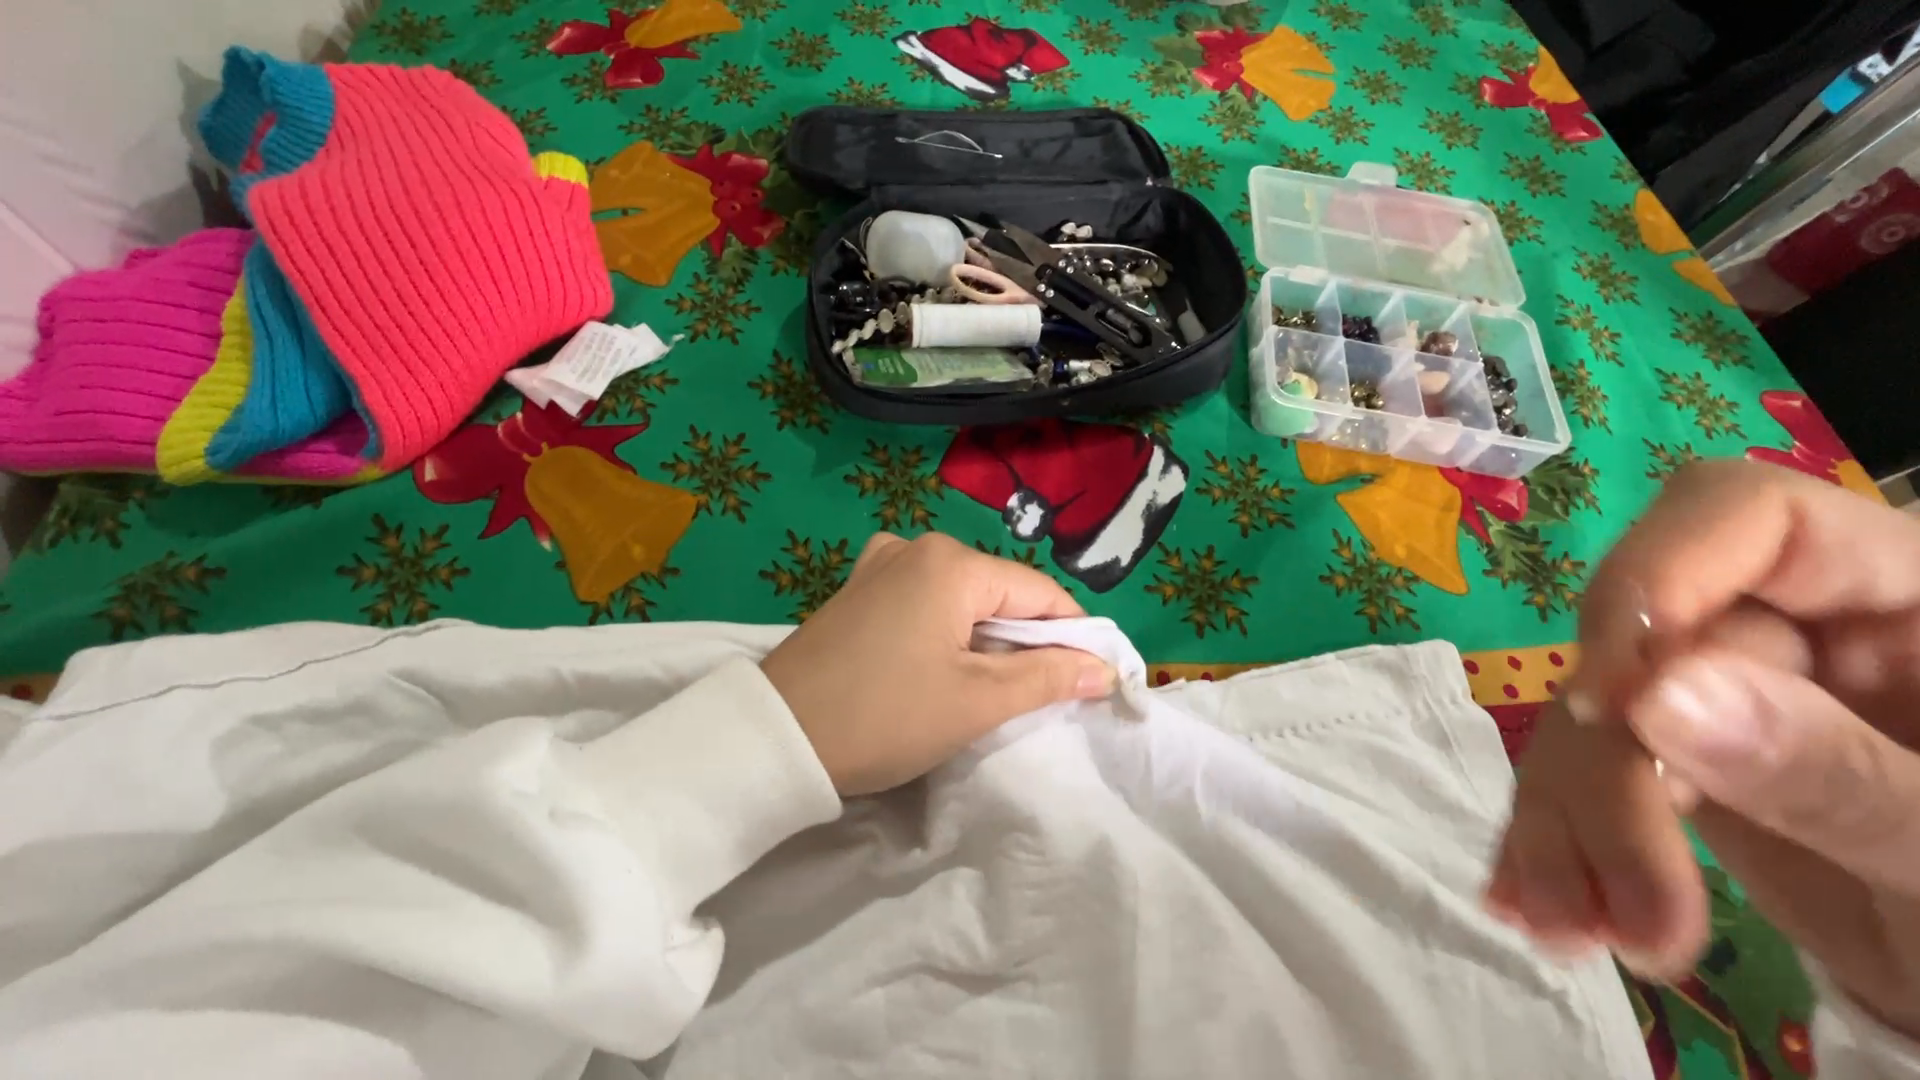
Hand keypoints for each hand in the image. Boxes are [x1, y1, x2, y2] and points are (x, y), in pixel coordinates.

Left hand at [759, 532, 1115, 796]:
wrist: (776, 738)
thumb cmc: (884, 717)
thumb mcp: (976, 701)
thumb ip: (1047, 677)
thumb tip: (1103, 668)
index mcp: (951, 562)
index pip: (1039, 593)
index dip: (1073, 636)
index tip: (1090, 681)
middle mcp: (916, 548)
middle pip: (999, 592)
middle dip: (1025, 641)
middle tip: (1035, 695)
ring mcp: (880, 565)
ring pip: (961, 599)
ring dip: (984, 639)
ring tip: (985, 688)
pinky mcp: (857, 591)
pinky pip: (923, 602)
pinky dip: (944, 631)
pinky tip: (938, 665)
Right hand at [1487, 460, 1919, 1036]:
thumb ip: (1833, 771)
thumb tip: (1649, 696)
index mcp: (1903, 599)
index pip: (1743, 520)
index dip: (1652, 582)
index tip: (1610, 701)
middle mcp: (1794, 632)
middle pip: (1639, 647)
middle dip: (1611, 776)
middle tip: (1622, 906)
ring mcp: (1721, 699)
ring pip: (1589, 719)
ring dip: (1569, 827)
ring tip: (1570, 934)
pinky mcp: (1673, 765)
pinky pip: (1583, 776)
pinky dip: (1556, 843)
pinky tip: (1541, 907)